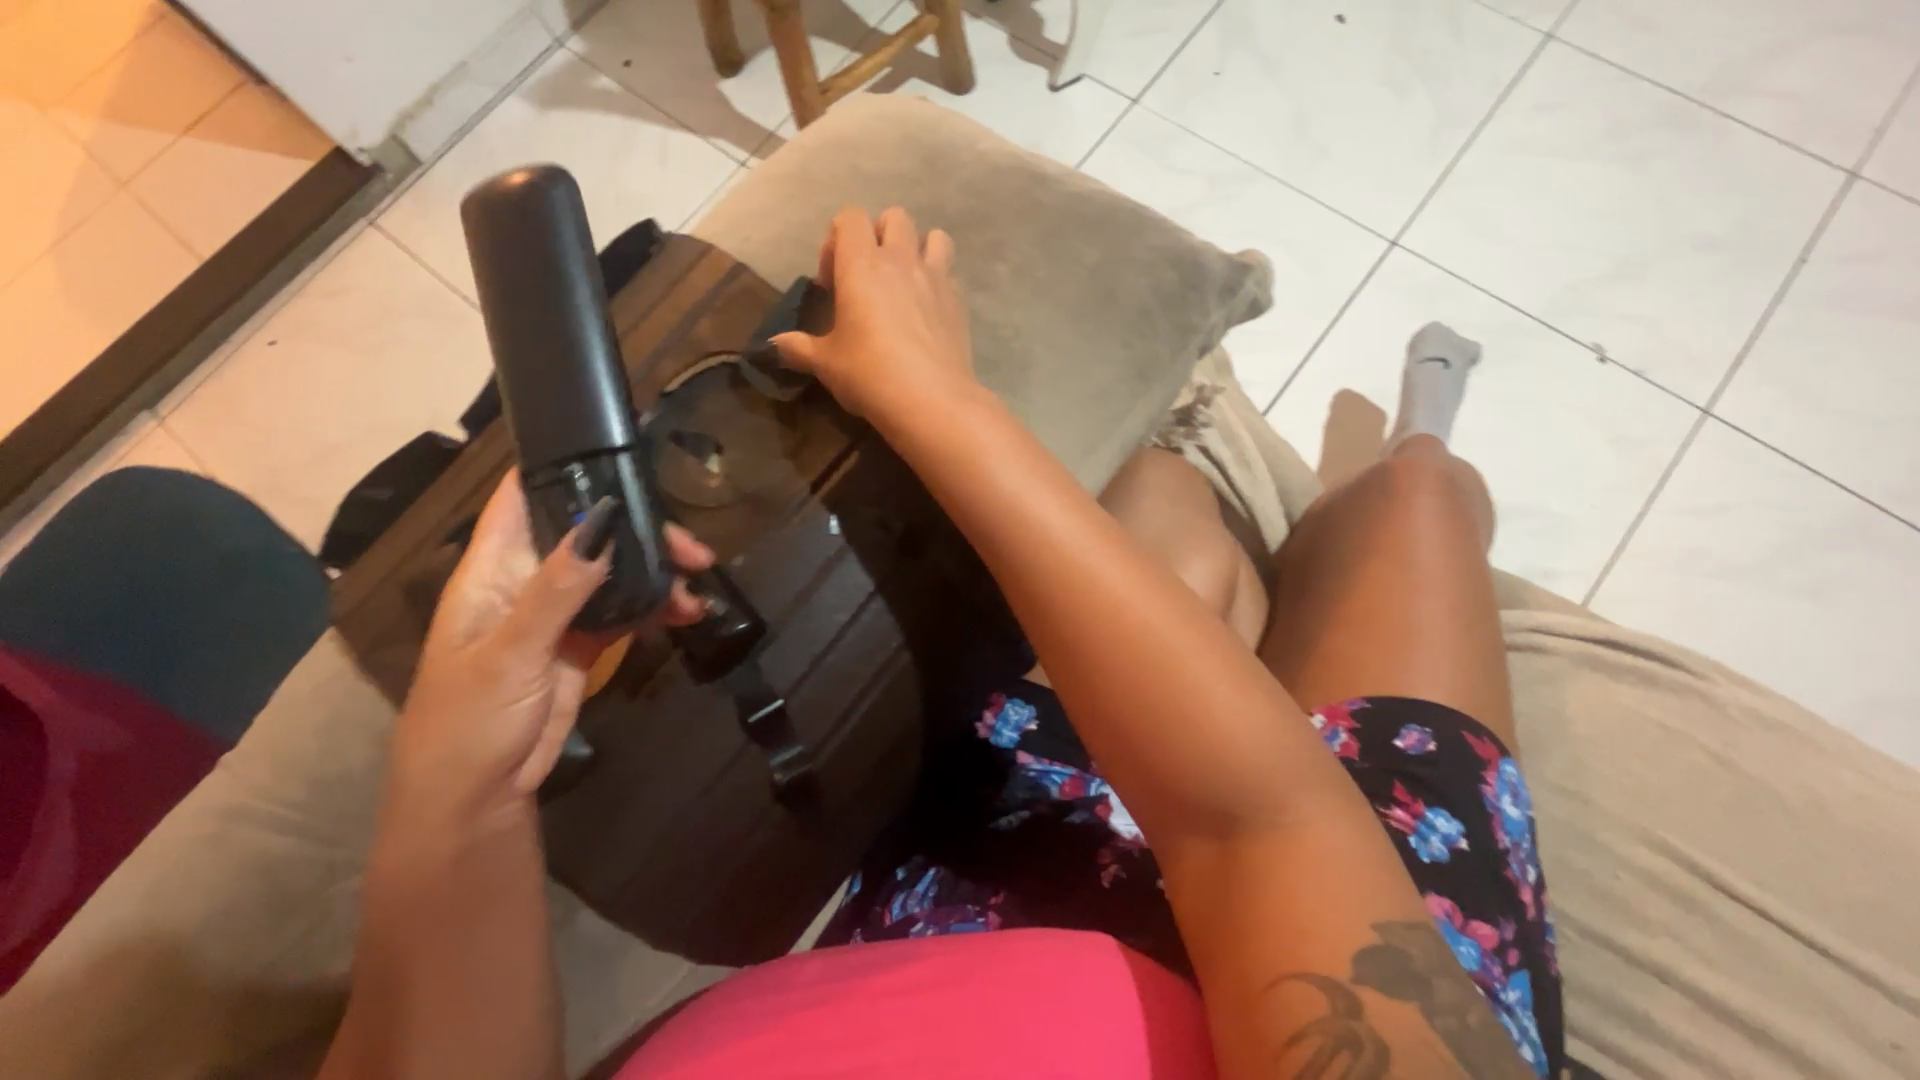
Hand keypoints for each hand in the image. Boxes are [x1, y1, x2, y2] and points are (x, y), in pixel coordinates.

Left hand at [389, 473, 712, 814]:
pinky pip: (625, 612)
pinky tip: (686, 613)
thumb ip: (559, 588)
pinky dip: (656, 609)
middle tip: (690, 546)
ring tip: (699, 582)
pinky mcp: (582, 644)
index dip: (562, 465)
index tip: (620, 451)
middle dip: (638, 529)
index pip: (523, 496)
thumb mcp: (510, 651)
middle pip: (586, 532)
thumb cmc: (470, 720)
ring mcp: (557, 613)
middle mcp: (526, 580)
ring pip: (614, 571)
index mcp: (492, 569)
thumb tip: (602, 520)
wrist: (477, 796)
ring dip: (656, 571)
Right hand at [771, 206, 974, 419]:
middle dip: (879, 236)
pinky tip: (927, 313)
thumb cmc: (869, 373)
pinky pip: (950, 274)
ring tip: (905, 283)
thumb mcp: (826, 363)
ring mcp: (936, 278)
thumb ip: (799, 347)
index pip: (850, 218)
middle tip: (868, 275)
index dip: (837, 240)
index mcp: (862, 264)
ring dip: (919, 249)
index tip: (832, 281)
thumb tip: (774, 345)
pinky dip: (939, 282)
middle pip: (895, 217)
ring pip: (935, 237)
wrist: (930, 400)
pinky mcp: (959, 302)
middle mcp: (901, 260)